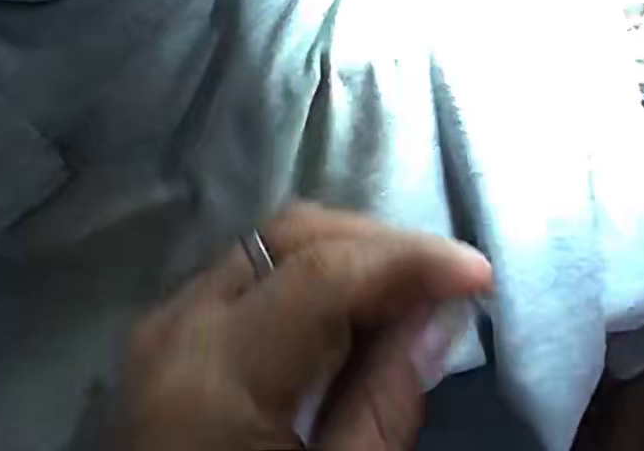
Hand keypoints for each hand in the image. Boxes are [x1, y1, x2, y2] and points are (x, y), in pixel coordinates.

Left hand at [114, 203, 492, 450]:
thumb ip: (383, 405)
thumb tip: (434, 313)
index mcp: (214, 374)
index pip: (318, 276)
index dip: (403, 260)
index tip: (477, 270)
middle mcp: (178, 320)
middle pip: (287, 237)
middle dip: (374, 244)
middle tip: (446, 275)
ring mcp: (166, 317)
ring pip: (267, 243)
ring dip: (344, 253)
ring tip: (410, 286)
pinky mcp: (168, 325)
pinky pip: (247, 273)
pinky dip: (306, 275)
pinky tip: (353, 306)